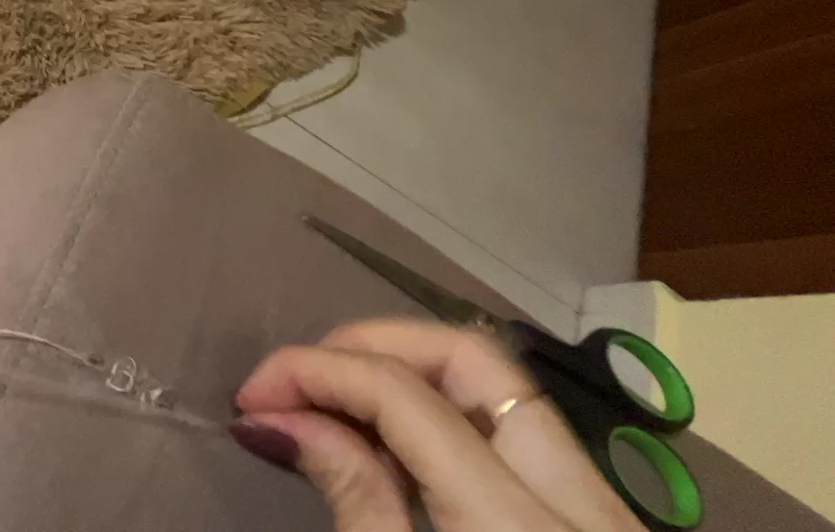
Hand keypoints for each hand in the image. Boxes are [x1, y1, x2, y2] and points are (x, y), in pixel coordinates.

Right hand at [231, 319, 648, 531]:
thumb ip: (353, 497)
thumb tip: (275, 417)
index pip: (405, 396)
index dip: (313, 371)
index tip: (250, 399)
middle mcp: (588, 506)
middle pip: (472, 356)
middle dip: (367, 345)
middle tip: (300, 381)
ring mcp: (608, 513)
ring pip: (496, 383)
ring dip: (399, 369)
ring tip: (332, 403)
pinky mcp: (600, 524)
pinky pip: (507, 428)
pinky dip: (433, 409)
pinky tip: (384, 440)